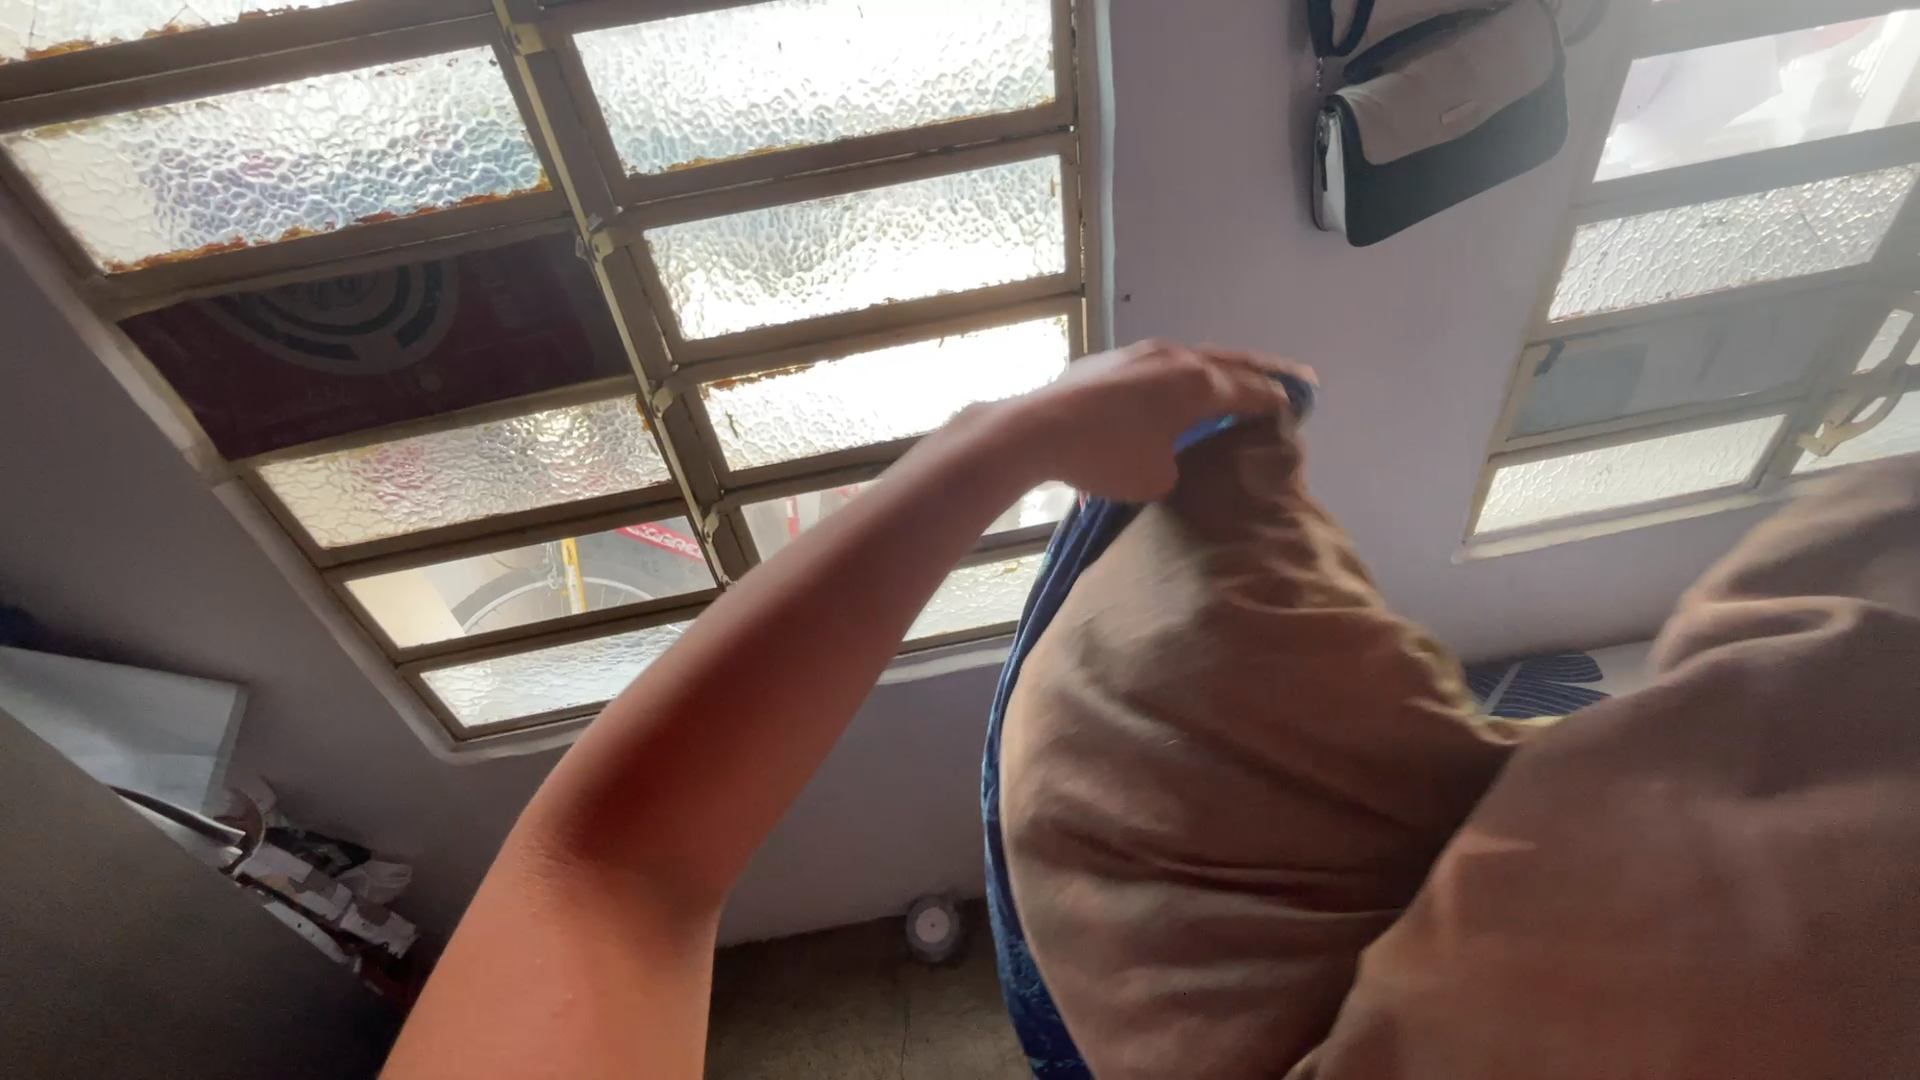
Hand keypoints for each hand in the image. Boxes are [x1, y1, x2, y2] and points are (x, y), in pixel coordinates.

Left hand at [999, 339, 1313, 501]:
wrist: (1036, 429)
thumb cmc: (1105, 456)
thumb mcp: (1157, 478)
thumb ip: (1178, 465)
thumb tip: (1167, 455)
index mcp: (1197, 383)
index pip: (1251, 390)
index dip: (1278, 399)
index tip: (1298, 404)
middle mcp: (1173, 358)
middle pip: (1230, 361)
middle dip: (1264, 371)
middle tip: (1295, 376)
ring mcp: (1137, 354)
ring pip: (1190, 360)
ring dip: (1215, 371)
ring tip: (1232, 380)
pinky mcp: (1106, 362)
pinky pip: (1154, 369)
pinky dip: (1174, 379)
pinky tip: (1168, 390)